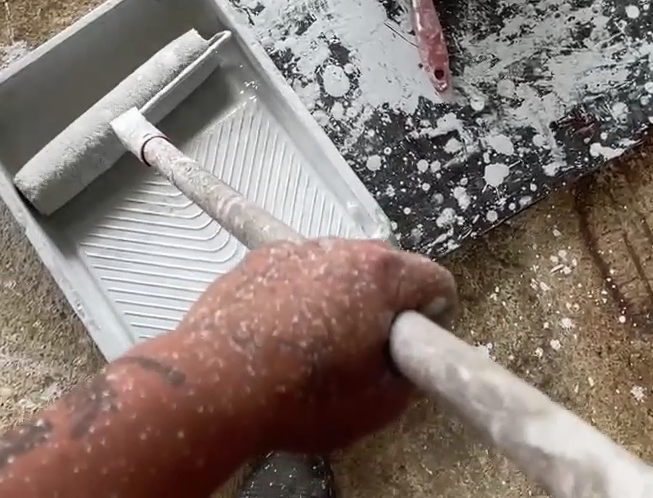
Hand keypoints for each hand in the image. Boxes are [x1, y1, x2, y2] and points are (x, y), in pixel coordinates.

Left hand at [171, 238, 457, 453]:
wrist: (216, 383)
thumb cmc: (301, 395)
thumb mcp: (377, 405)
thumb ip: (409, 376)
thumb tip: (409, 365)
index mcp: (381, 274)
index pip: (436, 281)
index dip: (436, 317)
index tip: (417, 346)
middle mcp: (342, 248)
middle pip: (385, 270)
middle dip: (385, 306)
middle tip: (367, 352)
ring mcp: (297, 248)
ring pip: (338, 270)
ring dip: (340, 299)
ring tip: (316, 349)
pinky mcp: (260, 259)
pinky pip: (296, 273)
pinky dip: (298, 296)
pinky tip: (281, 336)